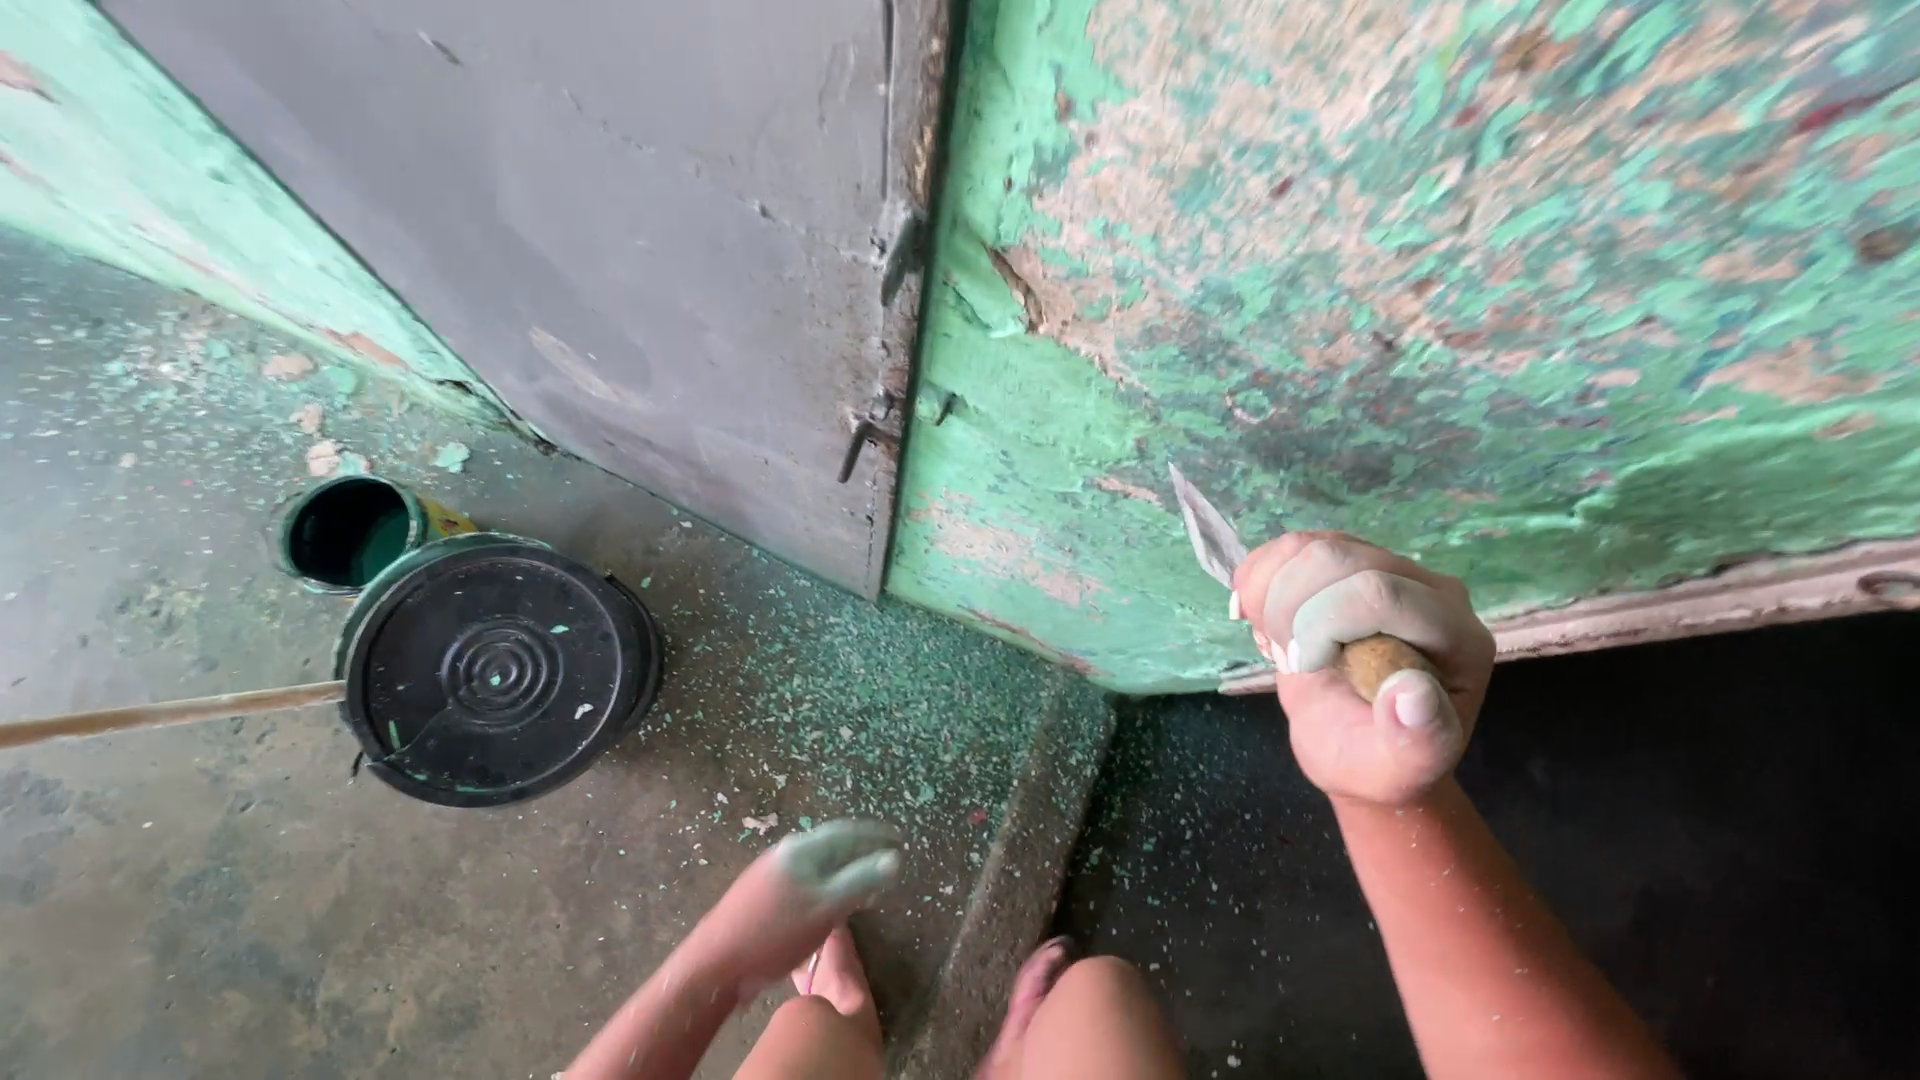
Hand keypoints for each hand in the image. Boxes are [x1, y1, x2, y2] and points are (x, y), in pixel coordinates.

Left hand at [679, 820, 903, 991]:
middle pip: (832, 846)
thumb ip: (861, 881)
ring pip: (818, 866)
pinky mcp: (762, 896)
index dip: (876, 835)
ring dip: (845, 872)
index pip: (847, 831)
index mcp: (802, 849)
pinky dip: (827, 887)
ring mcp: (771, 874)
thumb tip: (893, 858)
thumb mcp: (826, 908)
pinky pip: (806, 881)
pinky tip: (830, 907)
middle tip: (886, 864)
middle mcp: (786, 853)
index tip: (899, 839)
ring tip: (865, 887)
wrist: (713, 966)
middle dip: (861, 853)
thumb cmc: (774, 934)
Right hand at [1232, 532, 1494, 806]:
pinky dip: (1257, 581)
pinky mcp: (1342, 562)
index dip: (1319, 623)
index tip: (1303, 668)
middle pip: (1332, 558)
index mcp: (1455, 634)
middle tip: (1290, 661)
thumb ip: (1417, 739)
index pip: (1376, 591)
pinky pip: (1286, 547)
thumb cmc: (1377, 760)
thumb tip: (1413, 693)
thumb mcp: (1399, 769)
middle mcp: (1426, 588)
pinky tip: (1265, 622)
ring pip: (1304, 547)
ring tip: (1279, 644)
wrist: (1352, 743)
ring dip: (1268, 598)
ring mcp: (1382, 567)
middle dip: (1288, 611)